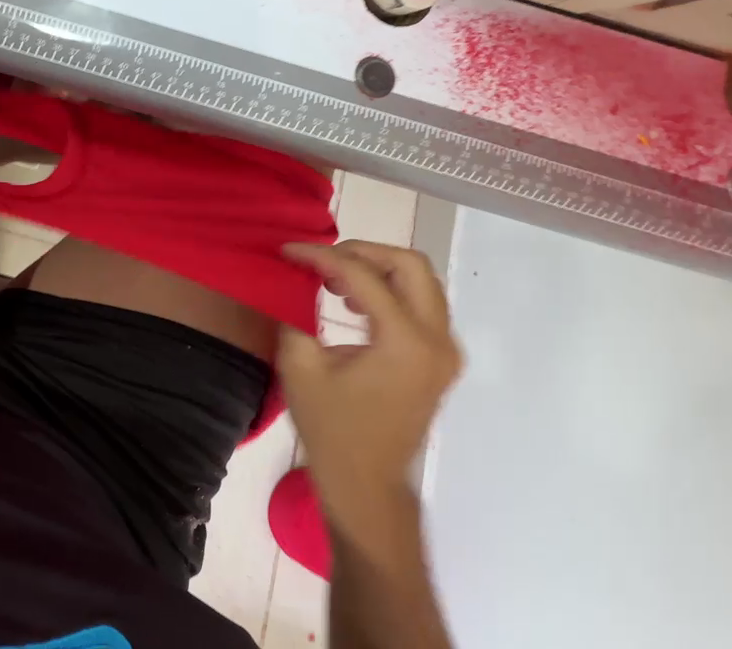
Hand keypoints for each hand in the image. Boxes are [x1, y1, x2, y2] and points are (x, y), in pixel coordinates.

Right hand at [278, 241, 462, 535]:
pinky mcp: (439, 360)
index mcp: (405, 342)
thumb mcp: (300, 366)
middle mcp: (437, 340)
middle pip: (410, 266)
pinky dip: (387, 290)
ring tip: (332, 279)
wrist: (366, 479)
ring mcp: (445, 351)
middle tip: (320, 259)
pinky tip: (351, 303)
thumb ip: (297, 313)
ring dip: (376, 269)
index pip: (364, 276)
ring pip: (421, 282)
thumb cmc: (331, 426)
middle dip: (362, 252)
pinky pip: (420, 305)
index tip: (287, 251)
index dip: (321, 257)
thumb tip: (292, 281)